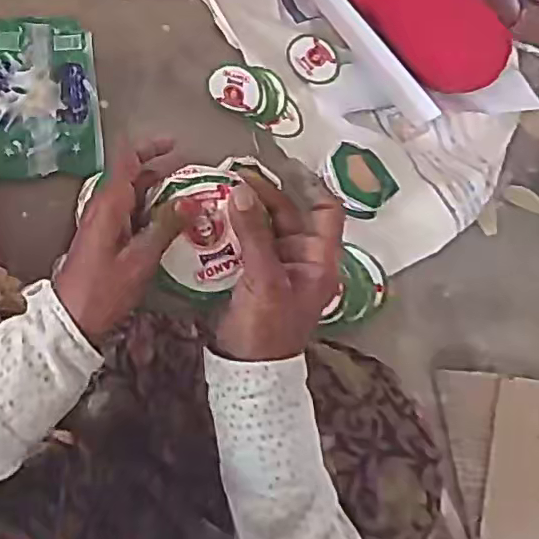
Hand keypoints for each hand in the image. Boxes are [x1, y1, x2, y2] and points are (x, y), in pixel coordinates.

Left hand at [54, 136, 183, 344]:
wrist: (70, 321)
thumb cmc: (102, 291)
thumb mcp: (141, 259)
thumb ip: (166, 227)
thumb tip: (191, 201)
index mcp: (109, 204)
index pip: (127, 160)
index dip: (151, 147)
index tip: (175, 145)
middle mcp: (103, 207)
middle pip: (132, 175)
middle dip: (162, 170)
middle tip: (191, 176)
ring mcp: (102, 222)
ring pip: (133, 195)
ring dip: (159, 192)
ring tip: (188, 198)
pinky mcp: (105, 237)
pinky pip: (130, 213)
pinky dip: (151, 211)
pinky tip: (171, 224)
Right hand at [214, 167, 343, 361]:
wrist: (246, 373)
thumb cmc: (266, 330)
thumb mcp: (264, 280)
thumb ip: (254, 234)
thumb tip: (241, 190)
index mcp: (319, 260)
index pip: (325, 211)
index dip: (310, 185)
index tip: (285, 164)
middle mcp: (301, 258)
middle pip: (288, 213)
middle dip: (264, 193)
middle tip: (234, 174)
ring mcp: (276, 265)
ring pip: (264, 225)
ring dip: (246, 207)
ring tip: (221, 188)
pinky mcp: (253, 273)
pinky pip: (247, 240)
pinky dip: (234, 226)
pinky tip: (213, 214)